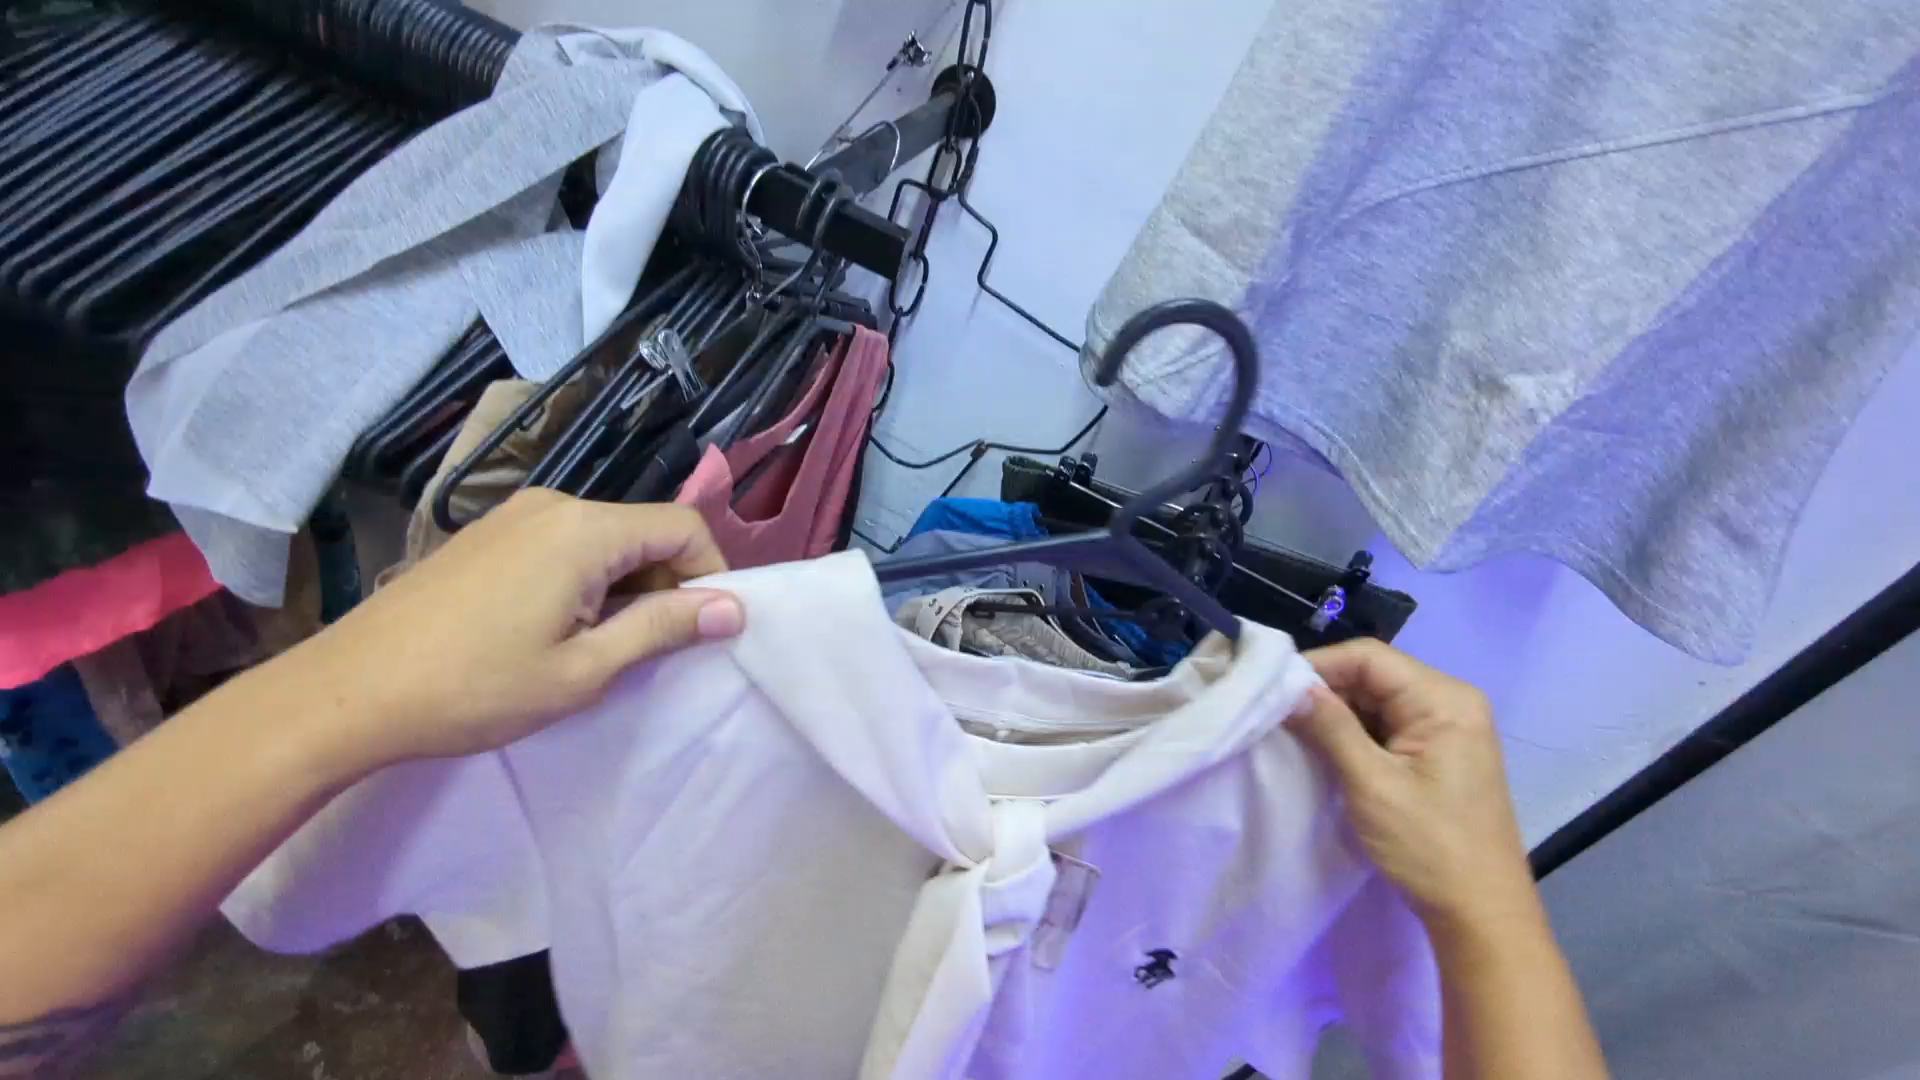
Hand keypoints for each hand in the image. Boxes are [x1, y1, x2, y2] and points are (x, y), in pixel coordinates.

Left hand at [289, 490, 742, 769]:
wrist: (342, 695)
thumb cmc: (474, 688)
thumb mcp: (584, 669)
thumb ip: (664, 629)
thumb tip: (734, 608)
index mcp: (584, 530)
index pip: (684, 527)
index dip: (711, 574)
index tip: (703, 629)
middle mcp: (555, 505)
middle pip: (646, 531)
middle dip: (668, 583)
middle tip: (650, 647)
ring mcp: (516, 516)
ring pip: (608, 539)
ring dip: (627, 585)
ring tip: (600, 644)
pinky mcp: (490, 534)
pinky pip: (568, 544)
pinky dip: (589, 579)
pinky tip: (557, 626)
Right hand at [1287, 639, 1536, 931]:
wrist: (1480, 916)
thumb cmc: (1430, 847)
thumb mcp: (1372, 784)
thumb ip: (1330, 727)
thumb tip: (1288, 688)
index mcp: (1444, 700)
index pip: (1368, 657)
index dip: (1317, 666)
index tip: (1272, 688)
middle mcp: (1448, 702)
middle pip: (1369, 674)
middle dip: (1321, 690)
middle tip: (1273, 711)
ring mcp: (1441, 727)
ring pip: (1370, 698)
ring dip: (1330, 712)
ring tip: (1287, 728)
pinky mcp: (1430, 751)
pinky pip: (1379, 723)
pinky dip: (1346, 731)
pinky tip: (1317, 746)